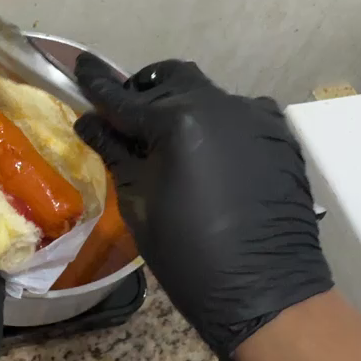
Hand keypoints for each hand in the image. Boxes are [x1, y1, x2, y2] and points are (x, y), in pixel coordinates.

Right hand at [73, 56, 330, 360]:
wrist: (267, 294)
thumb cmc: (189, 255)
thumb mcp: (139, 202)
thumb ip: (115, 152)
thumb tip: (91, 122)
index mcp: (178, 122)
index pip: (125, 98)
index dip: (98, 84)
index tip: (81, 66)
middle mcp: (220, 106)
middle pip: (171, 81)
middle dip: (144, 92)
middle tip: (127, 119)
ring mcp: (255, 117)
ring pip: (207, 95)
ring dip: (182, 108)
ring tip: (170, 143)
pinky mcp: (279, 135)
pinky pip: (238, 115)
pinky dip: (215, 125)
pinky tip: (207, 156)